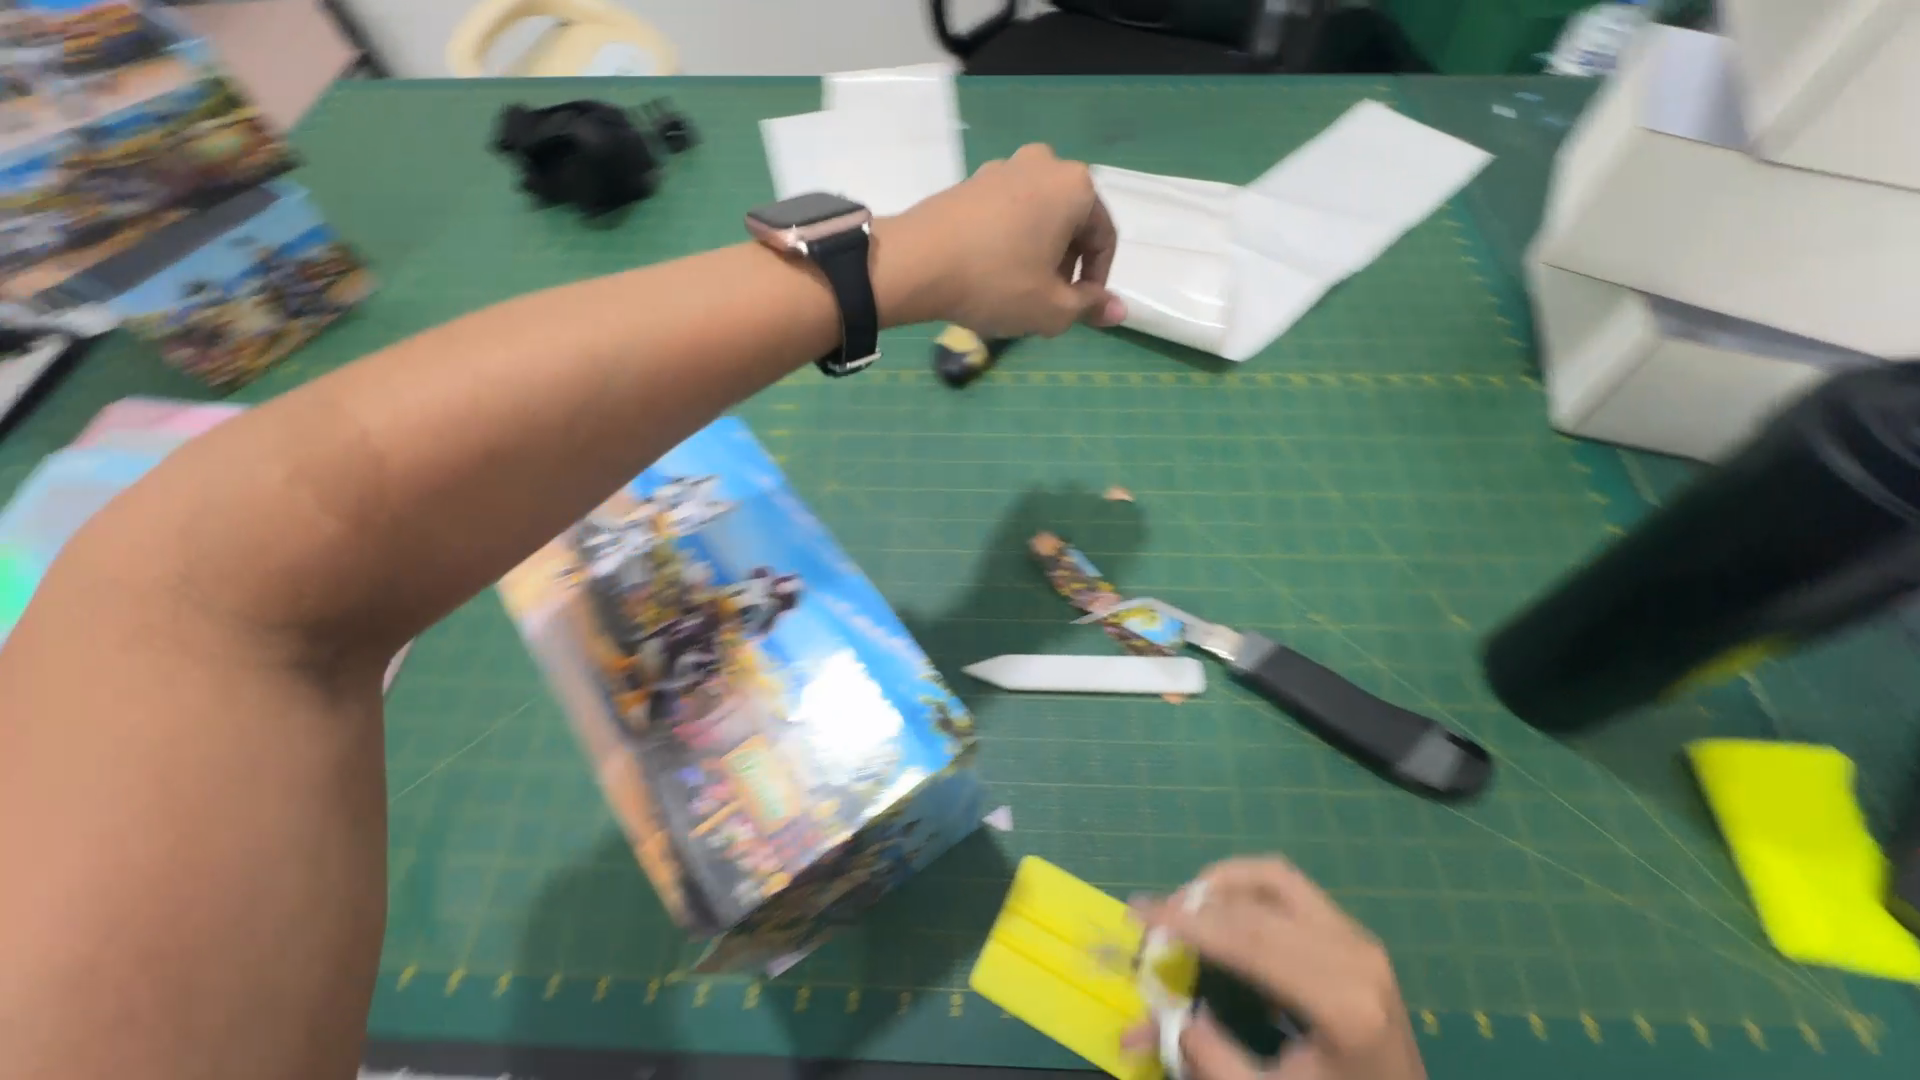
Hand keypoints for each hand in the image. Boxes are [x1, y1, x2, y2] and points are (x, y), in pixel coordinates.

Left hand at [888, 144, 1125, 336]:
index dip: (1096, 282)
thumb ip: (1090, 307)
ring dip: (1038, 256)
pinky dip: (1010, 244)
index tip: (1079, 310)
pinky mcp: (970, 182)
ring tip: (1019, 292)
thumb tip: (1119, 311)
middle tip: (1048, 304)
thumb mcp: (1052, 309)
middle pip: (1071, 225)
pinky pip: (1007, 215)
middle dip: (1065, 267)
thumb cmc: (996, 283)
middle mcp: (1043, 164)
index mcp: (1075, 186)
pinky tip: (991, 275)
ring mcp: (1002, 168)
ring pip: (1037, 220)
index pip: (1104, 239)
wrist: (915, 264)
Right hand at [1132, 858, 1426, 1079]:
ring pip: (1275, 878)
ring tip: (1186, 906)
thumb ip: (1209, 1059)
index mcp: (1341, 1003)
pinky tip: (1224, 912)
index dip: (1187, 921)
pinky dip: (1249, 888)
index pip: (1247, 939)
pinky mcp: (1357, 936)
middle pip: (1257, 904)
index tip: (1138, 912)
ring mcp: (1360, 940)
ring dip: (1223, 883)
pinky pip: (1292, 888)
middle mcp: (1356, 956)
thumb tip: (1144, 1023)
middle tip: (1154, 919)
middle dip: (1196, 904)